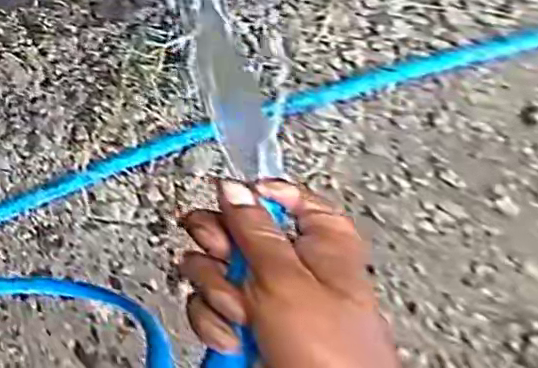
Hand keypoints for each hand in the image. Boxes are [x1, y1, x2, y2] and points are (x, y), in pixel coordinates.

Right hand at [179, 180, 399, 367]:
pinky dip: (212, 319)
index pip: (306, 207)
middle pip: (238, 231)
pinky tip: (232, 336)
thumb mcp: (287, 281)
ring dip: (213, 288)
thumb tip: (234, 186)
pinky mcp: (243, 328)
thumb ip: (255, 230)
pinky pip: (207, 303)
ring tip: (236, 313)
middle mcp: (294, 277)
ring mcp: (267, 304)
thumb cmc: (331, 358)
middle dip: (216, 242)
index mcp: (324, 259)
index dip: (273, 193)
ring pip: (213, 266)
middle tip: (223, 254)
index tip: (241, 194)